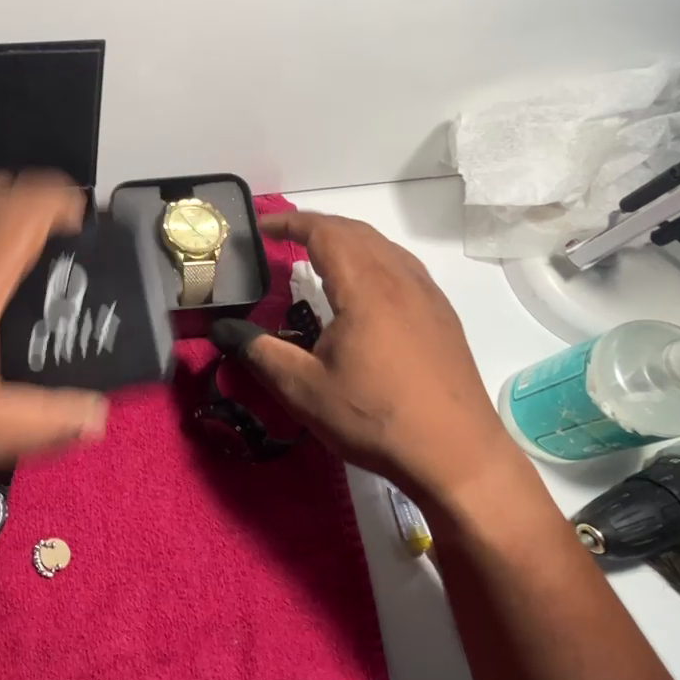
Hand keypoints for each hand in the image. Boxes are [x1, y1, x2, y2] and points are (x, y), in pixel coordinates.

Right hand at [215, 211, 526, 510]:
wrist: (456, 456)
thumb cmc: (374, 418)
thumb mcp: (302, 388)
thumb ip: (258, 351)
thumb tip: (223, 330)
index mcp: (366, 288)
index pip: (326, 233)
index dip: (290, 223)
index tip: (261, 228)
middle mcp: (402, 281)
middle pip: (358, 233)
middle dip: (317, 227)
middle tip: (283, 239)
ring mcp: (428, 299)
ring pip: (385, 248)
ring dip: (347, 242)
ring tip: (318, 258)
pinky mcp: (442, 319)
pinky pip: (403, 269)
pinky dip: (372, 262)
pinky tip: (360, 292)